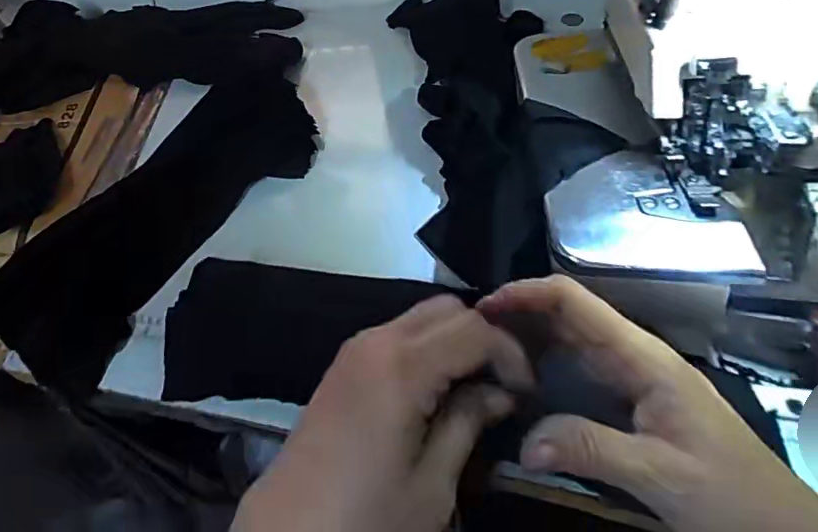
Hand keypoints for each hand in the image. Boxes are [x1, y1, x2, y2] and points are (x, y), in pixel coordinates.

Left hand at [233, 295, 535, 531]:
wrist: (288, 528)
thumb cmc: (365, 516)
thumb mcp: (430, 485)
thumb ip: (467, 424)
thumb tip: (498, 393)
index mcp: (400, 364)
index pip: (472, 327)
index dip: (509, 352)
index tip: (529, 391)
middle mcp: (376, 338)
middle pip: (445, 308)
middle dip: (483, 337)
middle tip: (507, 386)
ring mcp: (356, 346)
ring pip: (420, 316)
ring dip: (454, 340)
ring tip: (479, 389)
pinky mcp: (345, 361)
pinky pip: (397, 334)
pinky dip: (427, 347)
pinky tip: (440, 389)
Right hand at [479, 276, 817, 531]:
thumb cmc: (736, 500)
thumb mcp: (664, 479)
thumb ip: (593, 449)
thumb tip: (524, 440)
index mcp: (643, 355)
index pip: (573, 300)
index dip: (526, 293)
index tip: (484, 307)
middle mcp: (635, 352)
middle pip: (568, 311)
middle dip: (520, 311)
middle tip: (474, 330)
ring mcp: (636, 373)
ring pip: (572, 335)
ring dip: (530, 333)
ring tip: (488, 347)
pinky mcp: (635, 396)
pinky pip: (581, 364)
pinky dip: (547, 361)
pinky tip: (525, 377)